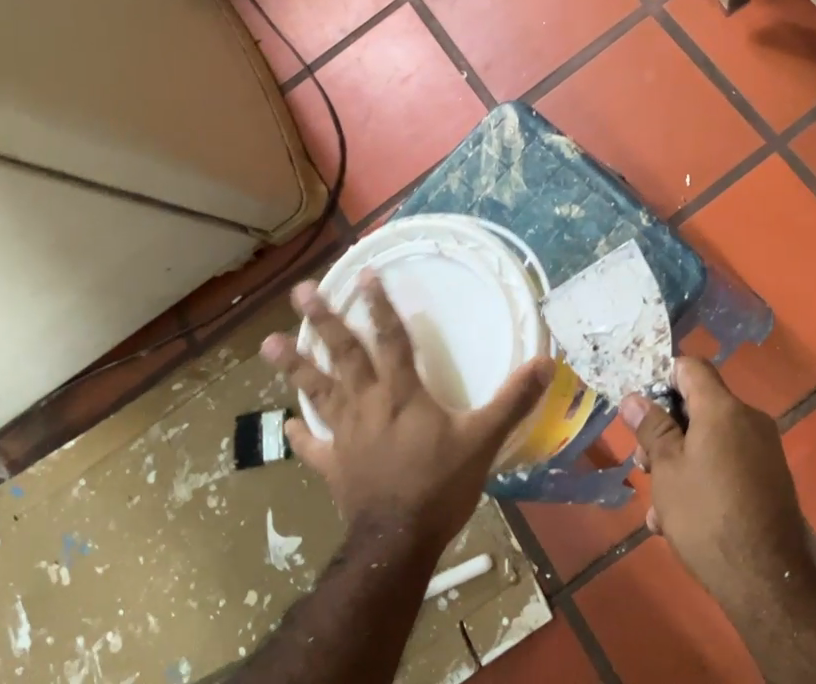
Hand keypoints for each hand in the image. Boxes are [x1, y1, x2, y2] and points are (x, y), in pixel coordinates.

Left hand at [260, 276, 552, 550]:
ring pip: (316, 392)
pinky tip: (285, 422)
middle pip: (343, 356)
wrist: (398, 540)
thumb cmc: (440, 485)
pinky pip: (311, 445)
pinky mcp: (332, 465)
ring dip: (294, 366)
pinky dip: (299, 433)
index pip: (391, 340)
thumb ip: (512, 400)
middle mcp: (367, 405)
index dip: (380, 306)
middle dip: (323, 321)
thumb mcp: (483, 440)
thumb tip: (545, 362)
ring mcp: (344, 435)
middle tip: (301, 292)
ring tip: (269, 342)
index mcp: (402, 394)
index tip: (365, 275)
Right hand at [622, 358, 813, 609]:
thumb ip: (651, 429)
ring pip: (710, 441)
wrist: (766, 578)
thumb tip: (634, 398)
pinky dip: (703, 479)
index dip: (662, 378)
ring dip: (680, 463)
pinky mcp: (770, 479)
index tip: (641, 407)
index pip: (691, 367)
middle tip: (643, 464)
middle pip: (700, 406)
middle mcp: (749, 420)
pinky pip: (728, 464)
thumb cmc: (707, 515)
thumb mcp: (667, 470)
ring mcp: (763, 451)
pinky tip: (680, 520)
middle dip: (666, 431)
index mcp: (723, 408)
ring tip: (658, 506)